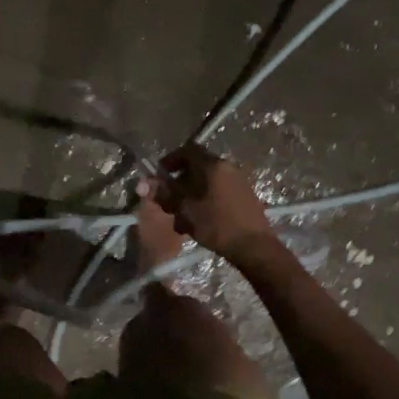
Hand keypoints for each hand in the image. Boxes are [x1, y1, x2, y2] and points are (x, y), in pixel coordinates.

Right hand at [153, 144, 276, 262]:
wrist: (255, 247)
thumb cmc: (217, 225)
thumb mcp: (185, 210)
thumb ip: (164, 194)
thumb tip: (142, 183)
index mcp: (213, 166)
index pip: (188, 150)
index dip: (170, 159)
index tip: (160, 174)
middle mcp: (228, 167)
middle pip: (197, 166)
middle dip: (179, 181)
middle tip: (169, 199)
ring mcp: (239, 181)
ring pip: (207, 181)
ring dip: (191, 193)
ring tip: (182, 216)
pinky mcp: (245, 196)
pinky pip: (219, 191)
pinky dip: (205, 199)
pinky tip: (199, 221)